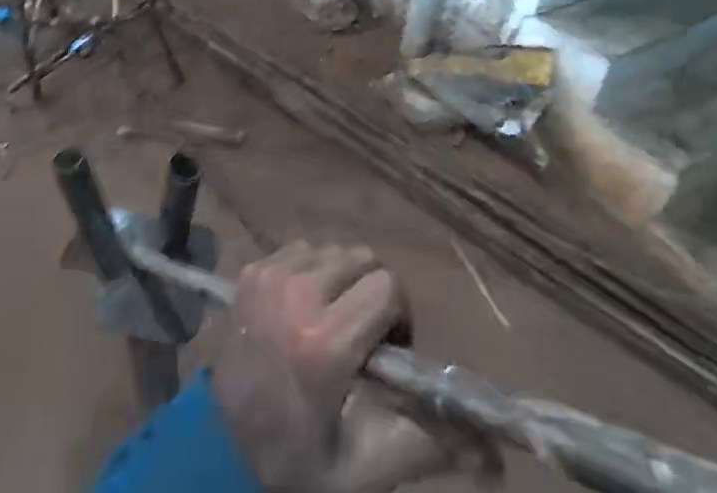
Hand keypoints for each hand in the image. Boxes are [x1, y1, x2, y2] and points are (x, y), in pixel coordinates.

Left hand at [211, 241, 487, 492]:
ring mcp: (266, 276)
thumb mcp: (365, 465)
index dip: (398, 315)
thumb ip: (428, 445)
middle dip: (372, 293)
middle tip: (363, 335)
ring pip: (328, 251)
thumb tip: (493, 450)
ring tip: (331, 321)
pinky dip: (309, 271)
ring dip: (340, 280)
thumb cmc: (298, 457)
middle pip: (359, 259)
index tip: (389, 348)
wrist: (223, 439)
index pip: (385, 286)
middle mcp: (294, 295)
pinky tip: (302, 308)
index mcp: (324, 342)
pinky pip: (297, 250)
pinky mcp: (248, 270)